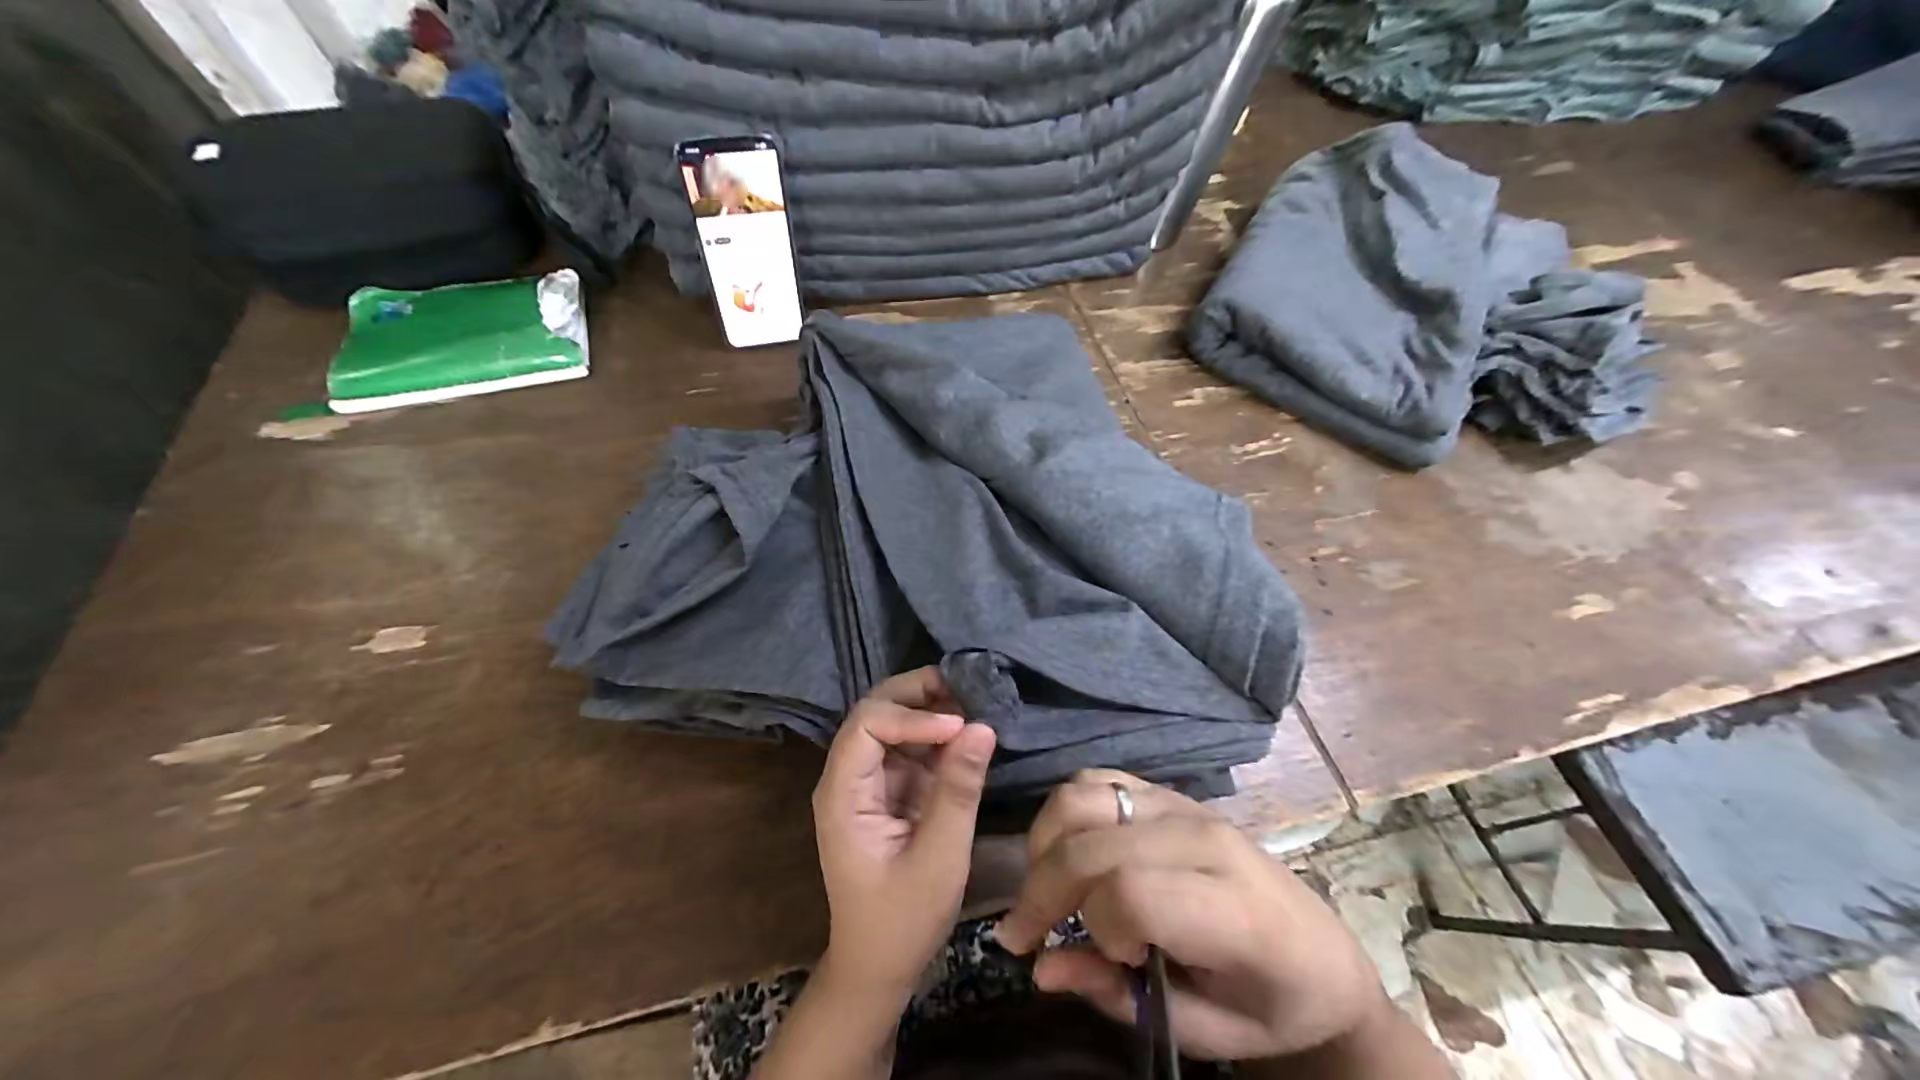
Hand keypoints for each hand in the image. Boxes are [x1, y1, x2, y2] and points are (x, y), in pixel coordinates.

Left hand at [812, 667, 997, 997]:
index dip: (911, 717)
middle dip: (917, 694)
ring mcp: (869, 781)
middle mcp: (849, 777)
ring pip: (893, 722)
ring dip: (931, 708)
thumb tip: (982, 727)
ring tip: (975, 701)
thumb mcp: (939, 858)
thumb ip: (958, 790)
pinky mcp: (891, 789)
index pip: (867, 726)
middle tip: (967, 687)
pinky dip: (940, 734)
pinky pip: (912, 747)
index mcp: (842, 793)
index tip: (958, 725)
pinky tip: (969, 731)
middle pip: (875, 712)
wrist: (879, 963)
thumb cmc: (902, 919)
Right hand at [994, 770, 1389, 1060]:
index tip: (1112, 958)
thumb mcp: (1208, 1031)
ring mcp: (1185, 805)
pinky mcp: (1171, 793)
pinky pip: (1098, 779)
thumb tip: (1042, 968)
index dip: (1099, 928)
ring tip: (1047, 889)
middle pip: (1092, 841)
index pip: (1132, 891)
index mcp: (1235, 911)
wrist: (1324, 955)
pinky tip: (1068, 851)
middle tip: (1025, 934)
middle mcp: (1206, 840)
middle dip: (1043, 889)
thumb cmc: (1271, 1006)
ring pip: (1083, 795)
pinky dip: (1067, 811)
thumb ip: (1122, 997)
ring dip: (1046, 842)